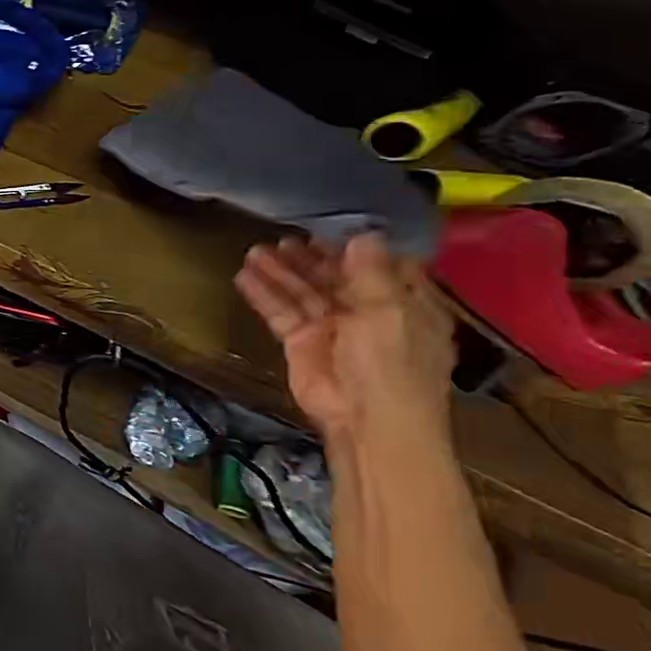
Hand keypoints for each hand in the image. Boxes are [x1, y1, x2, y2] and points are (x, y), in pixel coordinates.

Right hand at [235, 233, 454, 447]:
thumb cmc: (392, 364)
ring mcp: (332, 329)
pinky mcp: (302, 344)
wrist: (368, 424)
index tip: (332, 226)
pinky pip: (281, 312)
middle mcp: (368, 313)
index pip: (380, 266)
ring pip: (303, 291)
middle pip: (335, 276)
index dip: (356, 247)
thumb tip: (362, 234)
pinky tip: (245, 275)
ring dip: (281, 271)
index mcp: (404, 303)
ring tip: (257, 250)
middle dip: (310, 257)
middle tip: (284, 237)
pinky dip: (264, 294)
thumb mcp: (390, 310)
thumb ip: (371, 270)